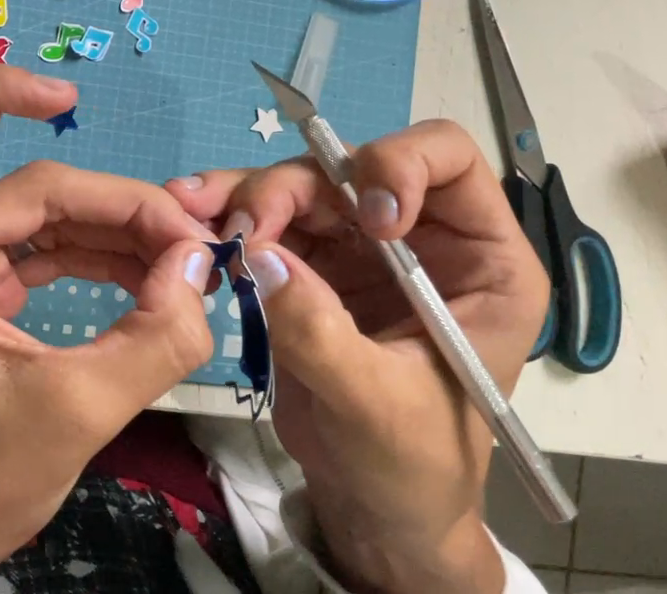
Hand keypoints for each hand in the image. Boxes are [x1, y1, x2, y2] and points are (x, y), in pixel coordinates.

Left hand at [0, 67, 218, 591]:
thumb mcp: (78, 411)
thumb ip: (153, 338)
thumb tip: (204, 269)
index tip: (65, 94)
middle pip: (34, 187)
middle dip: (118, 206)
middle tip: (196, 246)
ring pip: (48, 217)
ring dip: (118, 230)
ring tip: (189, 262)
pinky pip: (49, 252)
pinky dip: (100, 257)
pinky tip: (155, 276)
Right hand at [168, 120, 548, 593]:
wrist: (370, 506)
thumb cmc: (410, 465)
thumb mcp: (377, 408)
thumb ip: (322, 334)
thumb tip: (259, 255)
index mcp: (477, 259)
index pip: (445, 160)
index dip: (399, 166)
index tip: (364, 221)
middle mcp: (414, 234)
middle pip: (345, 170)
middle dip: (287, 189)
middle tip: (239, 230)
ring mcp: (355, 246)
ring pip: (294, 188)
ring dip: (242, 197)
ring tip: (189, 211)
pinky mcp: (307, 263)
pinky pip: (262, 221)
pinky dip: (223, 218)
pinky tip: (189, 224)